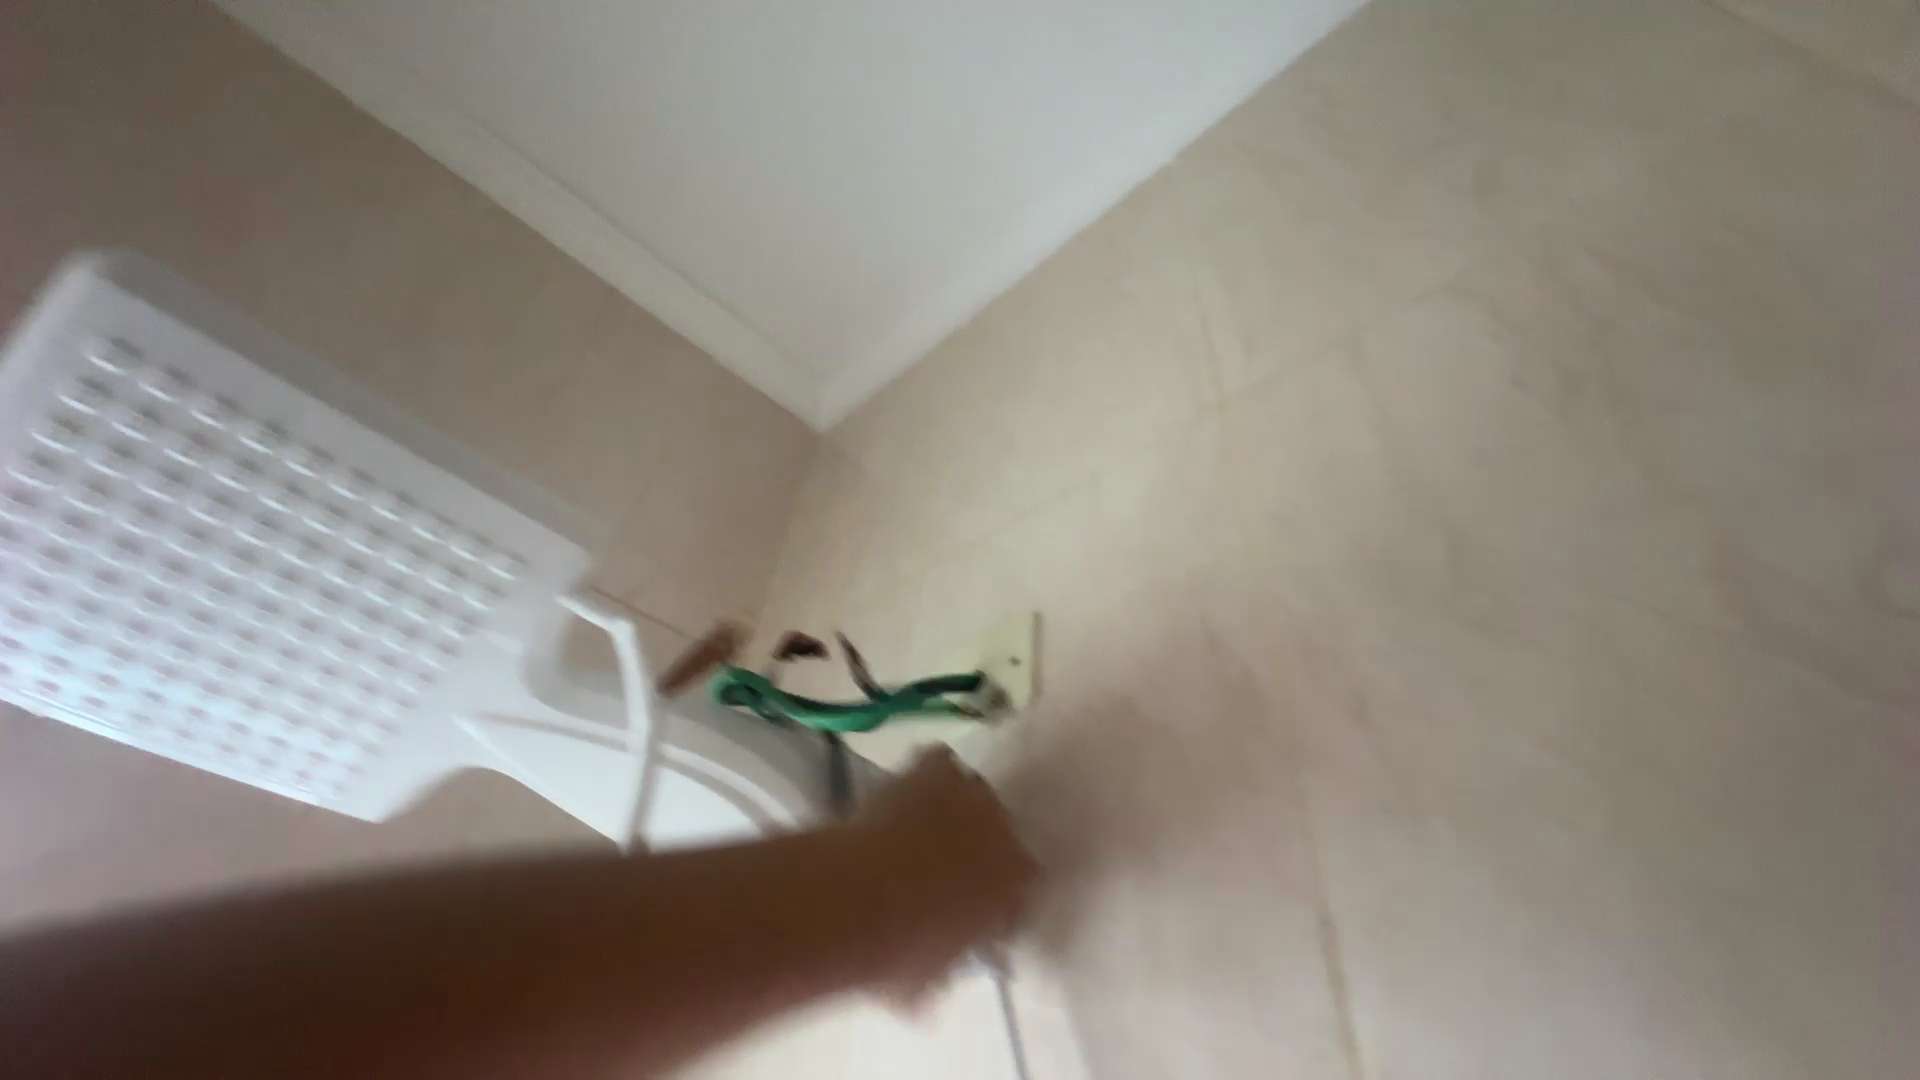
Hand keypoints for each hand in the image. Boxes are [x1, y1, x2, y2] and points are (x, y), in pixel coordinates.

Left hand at [850, 748, 1038, 1007]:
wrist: (852, 898)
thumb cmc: (896, 952)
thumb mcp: (928, 980)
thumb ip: (947, 969)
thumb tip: (937, 979)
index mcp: (1017, 885)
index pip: (1023, 886)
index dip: (999, 895)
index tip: (976, 906)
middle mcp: (1006, 832)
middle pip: (1002, 832)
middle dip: (980, 846)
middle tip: (944, 864)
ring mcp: (971, 793)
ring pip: (973, 793)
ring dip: (956, 807)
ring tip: (922, 825)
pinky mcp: (935, 767)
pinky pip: (940, 763)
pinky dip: (928, 775)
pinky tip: (905, 793)